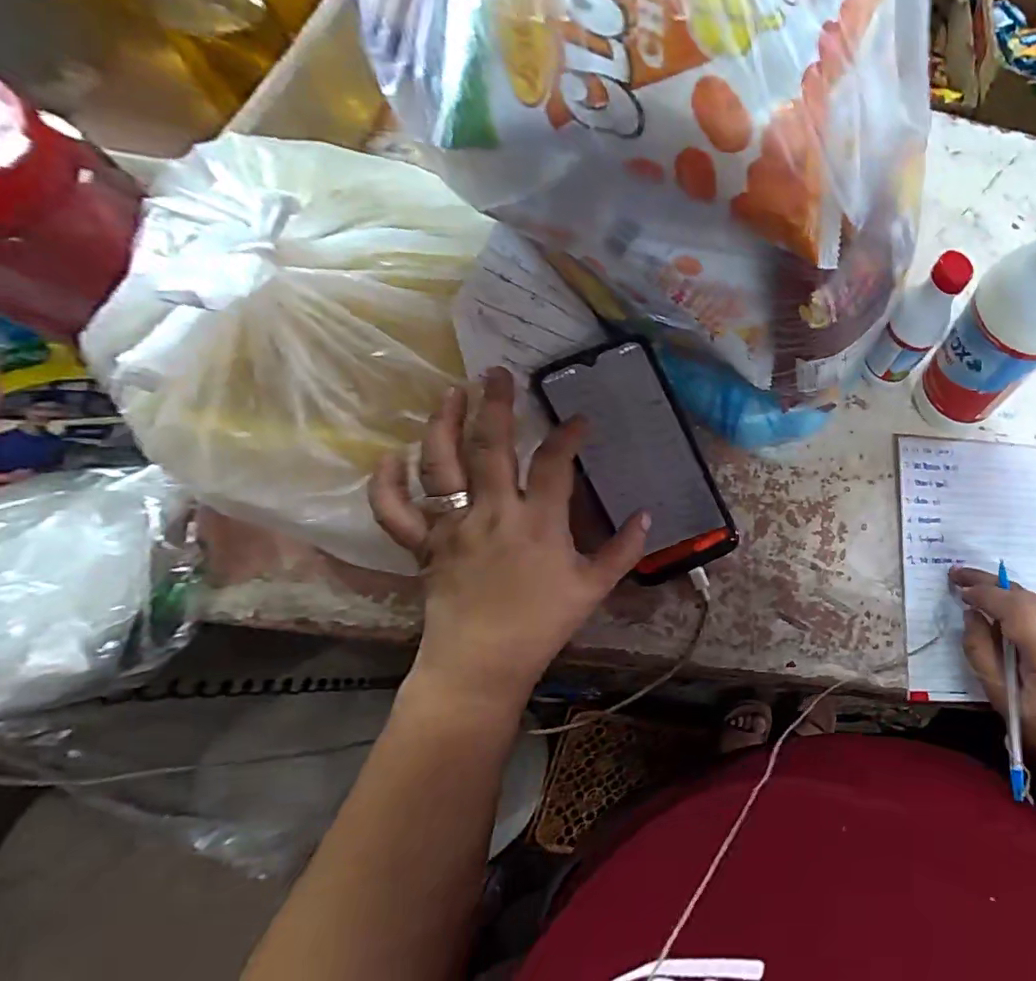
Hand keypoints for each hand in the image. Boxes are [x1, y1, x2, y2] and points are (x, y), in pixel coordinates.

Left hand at [369, 367, 649, 709]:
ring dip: (443, 424)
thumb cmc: (542, 623)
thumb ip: (623, 549)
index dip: (568, 435)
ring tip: (450, 393)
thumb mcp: (594, 587)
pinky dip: (388, 482)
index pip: (554, 463)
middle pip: (490, 447)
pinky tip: (392, 456)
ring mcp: (453, 526)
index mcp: (539, 522)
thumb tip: (648, 515)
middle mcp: (493, 513)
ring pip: (441, 465)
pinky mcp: (423, 546)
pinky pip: (396, 510)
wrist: (481, 663)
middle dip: (495, 405)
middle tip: (496, 374)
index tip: (579, 420)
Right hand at [952, 567, 1035, 779]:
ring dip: (1004, 591)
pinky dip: (1019, 603)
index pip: (1014, 607)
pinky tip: (1002, 608)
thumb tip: (971, 615)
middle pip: (1025, 596)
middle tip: (958, 574)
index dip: (984, 593)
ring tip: (974, 587)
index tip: (959, 589)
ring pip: (1035, 599)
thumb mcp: (1000, 696)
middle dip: (989, 582)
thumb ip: (980, 651)